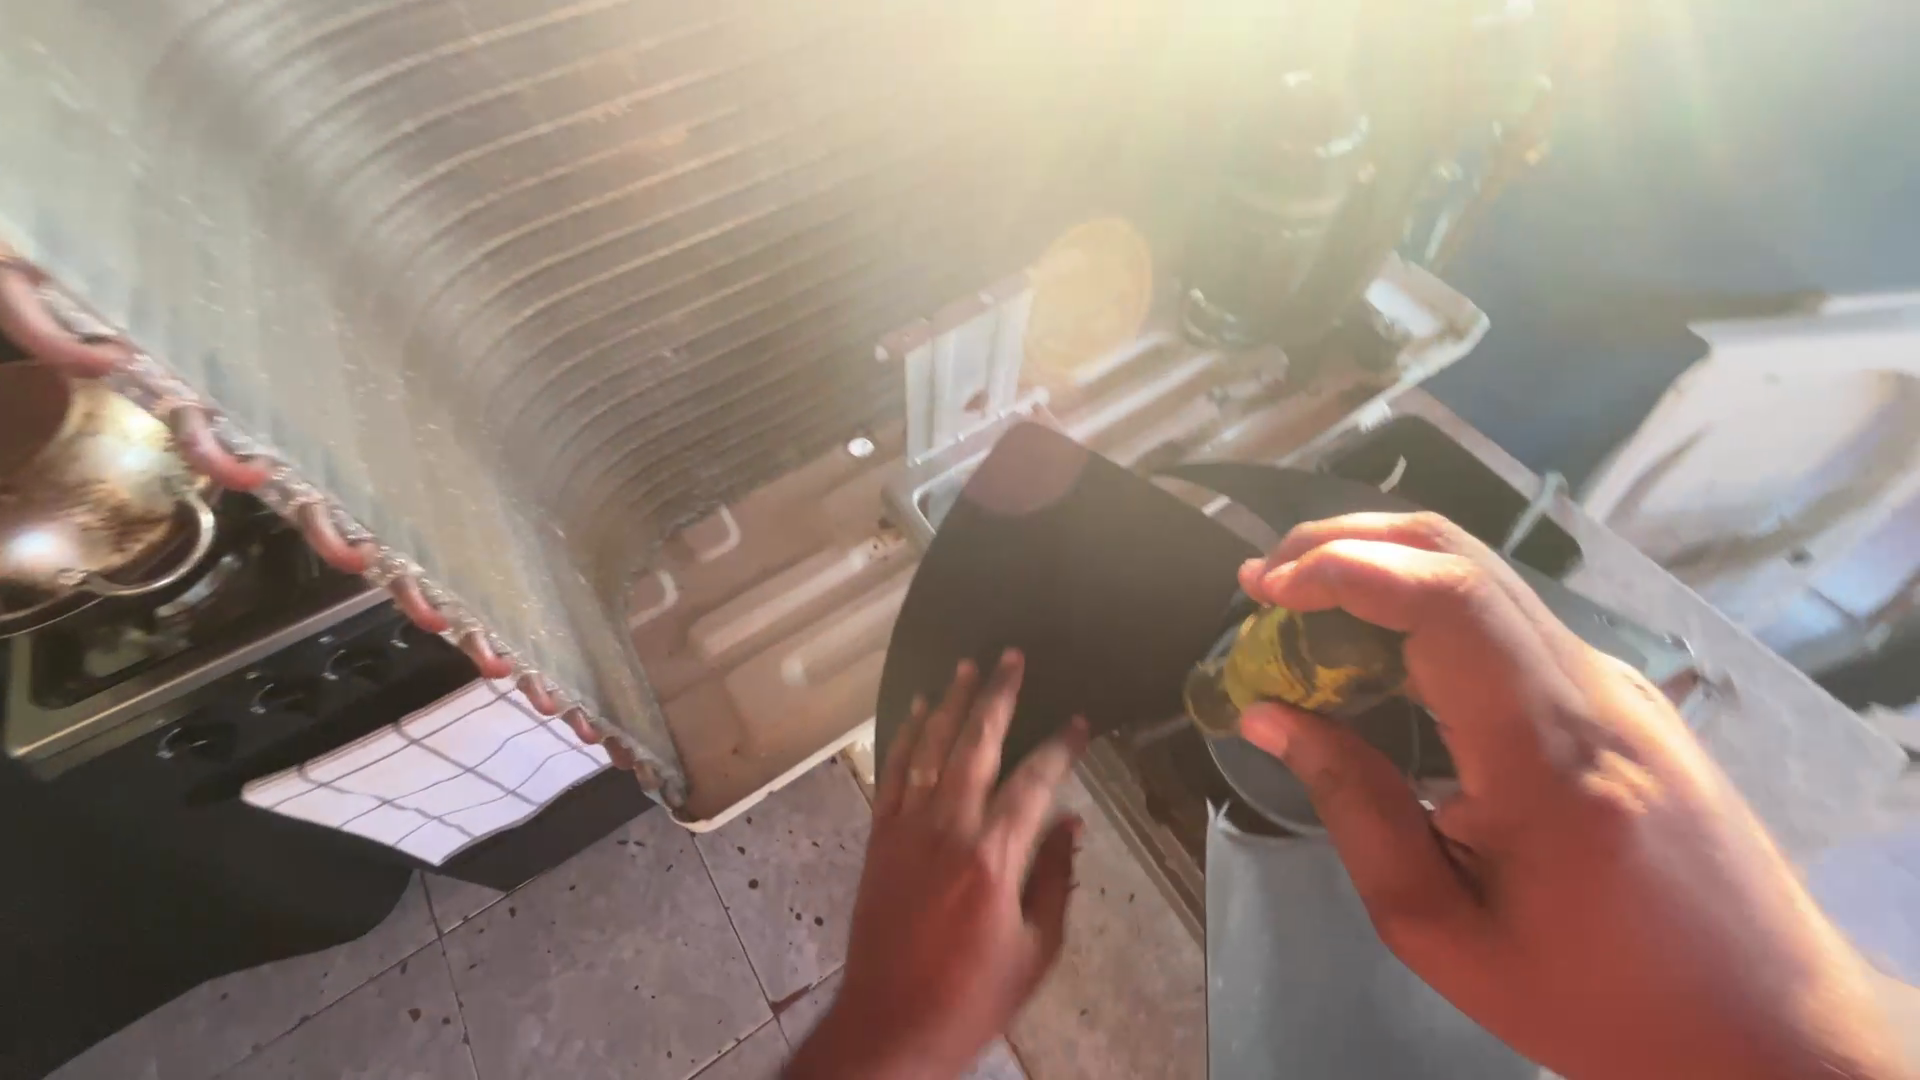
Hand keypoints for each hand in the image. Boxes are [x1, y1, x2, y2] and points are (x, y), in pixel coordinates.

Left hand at [786, 650, 1088, 1079]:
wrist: (890, 1023)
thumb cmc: (972, 995)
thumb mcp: (1035, 949)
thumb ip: (1054, 877)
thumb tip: (1069, 821)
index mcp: (993, 857)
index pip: (1034, 782)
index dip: (1060, 747)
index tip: (1079, 722)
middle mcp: (948, 828)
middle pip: (976, 744)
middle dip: (997, 696)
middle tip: (1011, 657)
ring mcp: (907, 827)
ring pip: (929, 748)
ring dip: (949, 702)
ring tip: (966, 666)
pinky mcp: (879, 835)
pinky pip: (893, 773)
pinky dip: (904, 737)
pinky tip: (914, 710)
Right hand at [1236, 512, 1904, 1079]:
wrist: (1772, 1033)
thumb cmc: (1593, 997)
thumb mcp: (1433, 921)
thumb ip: (1347, 802)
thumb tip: (1267, 716)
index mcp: (1547, 749)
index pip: (1447, 599)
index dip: (1343, 567)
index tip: (1266, 588)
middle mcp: (1590, 688)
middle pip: (1460, 557)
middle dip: (1345, 543)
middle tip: (1267, 579)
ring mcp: (1611, 682)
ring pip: (1478, 576)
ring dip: (1377, 567)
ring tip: (1298, 603)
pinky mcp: (1612, 693)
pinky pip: (1497, 617)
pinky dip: (1413, 604)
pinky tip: (1369, 645)